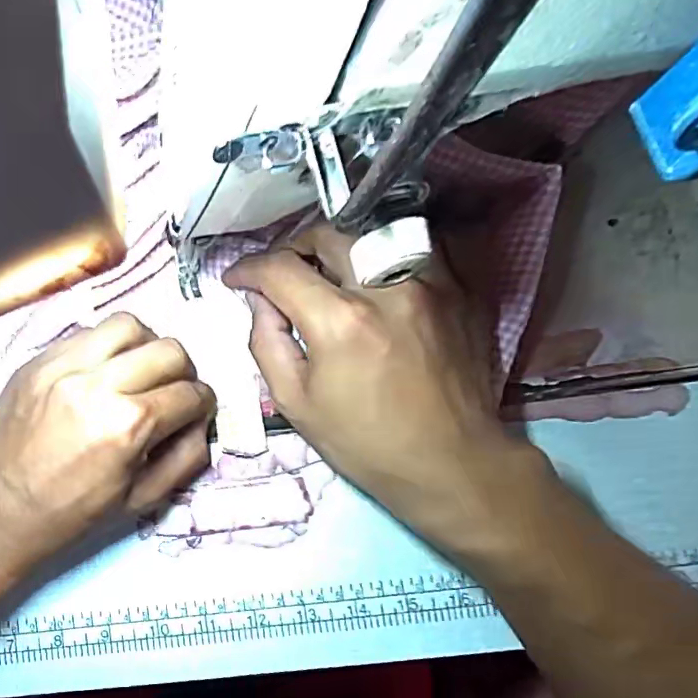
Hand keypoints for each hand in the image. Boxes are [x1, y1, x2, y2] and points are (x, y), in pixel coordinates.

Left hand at [0, 313, 215, 583]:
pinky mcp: (36, 361)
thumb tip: (202, 423)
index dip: (203, 404)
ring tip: (139, 373)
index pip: (190, 393)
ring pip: (128, 325)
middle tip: (172, 393)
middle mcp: (98, 385)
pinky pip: (86, 333)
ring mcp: (62, 367)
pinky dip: (107, 347)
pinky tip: (103, 373)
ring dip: (146, 347)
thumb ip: (186, 458)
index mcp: (128, 426)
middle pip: (169, 350)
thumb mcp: (142, 501)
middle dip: (183, 373)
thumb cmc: (72, 515)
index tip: (196, 412)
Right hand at [224, 224, 540, 532]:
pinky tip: (376, 288)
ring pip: (374, 234)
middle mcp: (388, 288)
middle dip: (294, 247)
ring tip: (330, 276)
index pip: (281, 269)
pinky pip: (414, 252)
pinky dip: (384, 260)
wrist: (448, 463)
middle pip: (329, 234)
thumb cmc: (365, 444)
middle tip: (283, 275)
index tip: (238, 279)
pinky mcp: (459, 292)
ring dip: (341, 249)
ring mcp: (432, 284)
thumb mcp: (296, 405)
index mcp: (341, 323)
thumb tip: (260, 301)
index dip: (249, 268)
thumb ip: (267, 344)